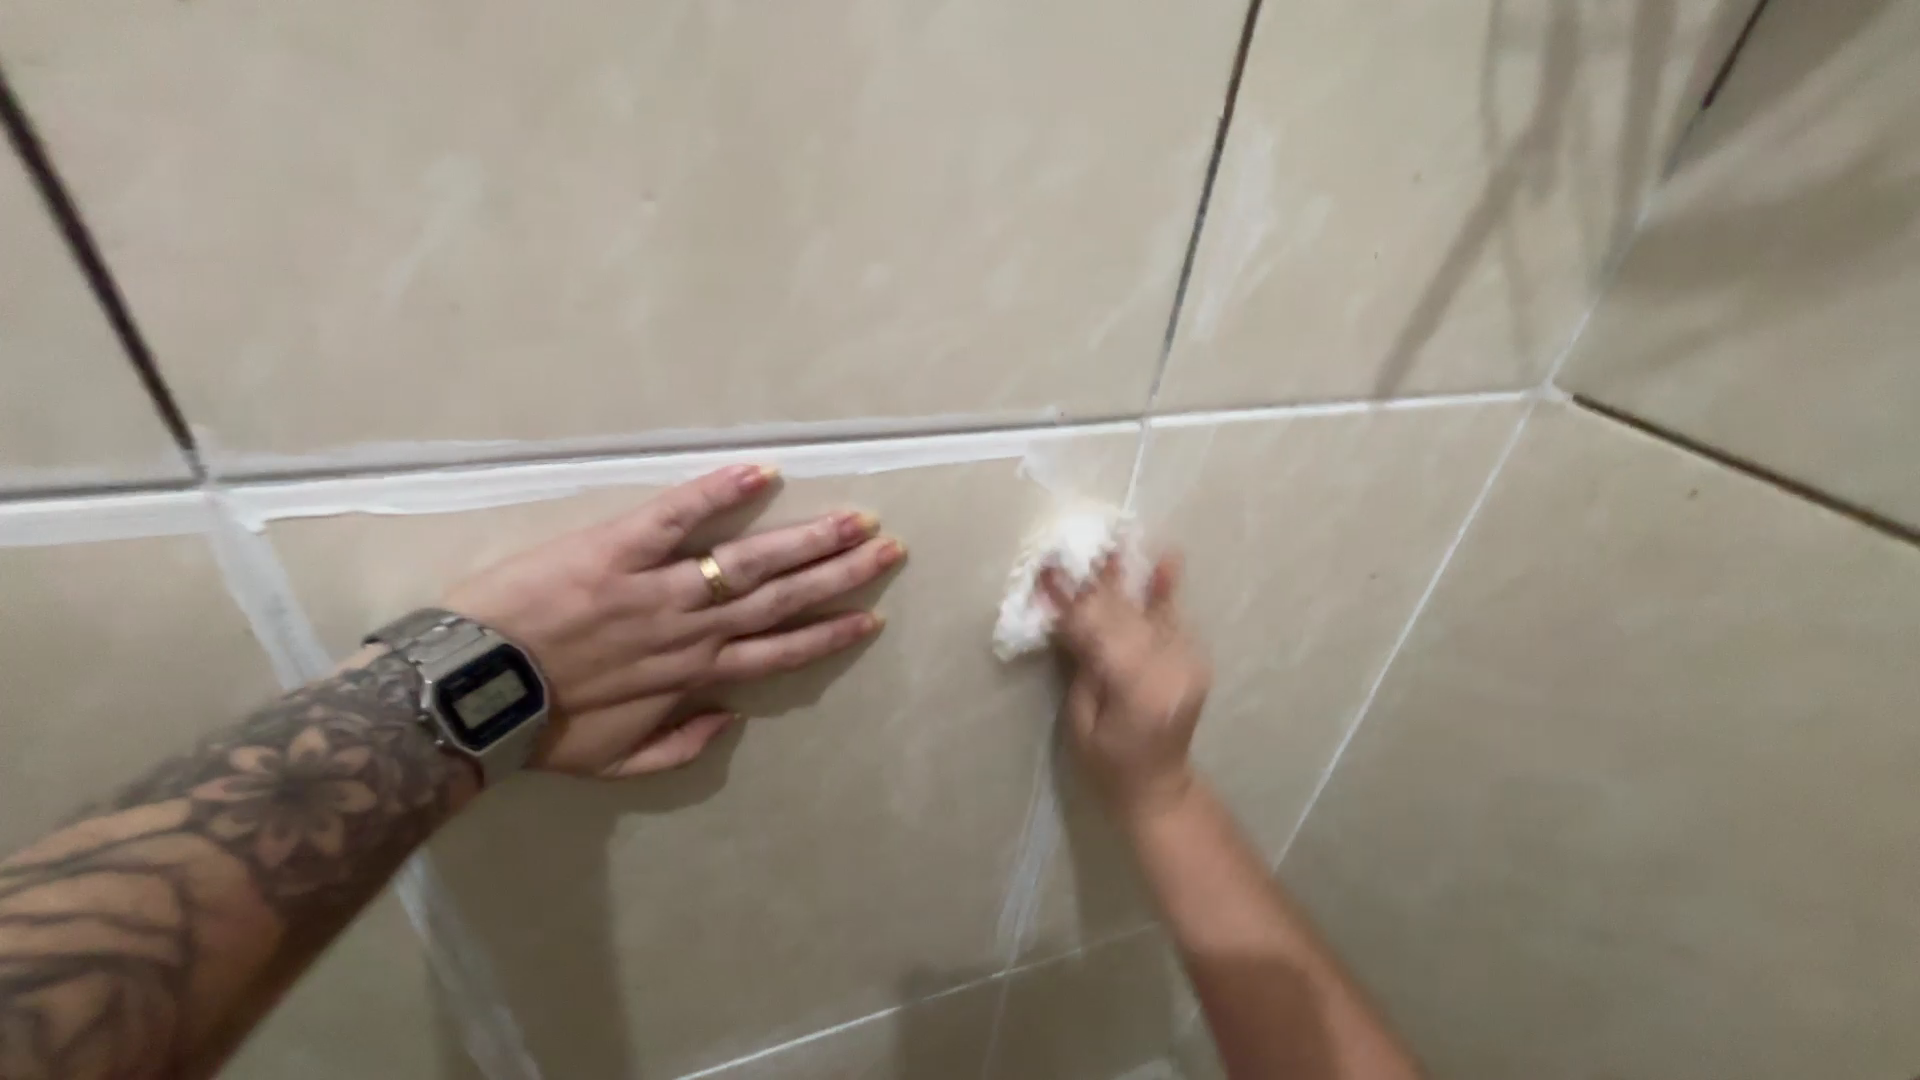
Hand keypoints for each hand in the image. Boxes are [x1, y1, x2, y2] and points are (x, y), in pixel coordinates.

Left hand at [443, 464, 902, 778]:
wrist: (469, 693)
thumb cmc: (545, 727)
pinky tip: (762, 472)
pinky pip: (677, 516)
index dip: (830, 635)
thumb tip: (732, 720)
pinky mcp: (619, 548)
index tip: (870, 619)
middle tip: (888, 550)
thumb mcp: (615, 762)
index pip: (780, 653)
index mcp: (696, 675)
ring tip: (855, 519)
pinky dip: (718, 493)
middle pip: (783, 599)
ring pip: (749, 560)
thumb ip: (679, 747)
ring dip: (808, 539)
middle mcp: (694, 628)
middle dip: (841, 575)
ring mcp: (660, 586)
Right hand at [1042, 554, 1210, 819]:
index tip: (1048, 573)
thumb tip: (1064, 614)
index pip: (1099, 633)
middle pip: (1124, 617)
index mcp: (1139, 691)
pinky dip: (1166, 591)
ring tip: (1112, 543)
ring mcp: (1187, 662)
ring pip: (1147, 613)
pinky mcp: (1192, 658)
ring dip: (1126, 580)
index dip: (1072, 603)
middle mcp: (1170, 671)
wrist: (1159, 785)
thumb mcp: (1081, 720)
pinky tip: (1167, 559)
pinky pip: (1174, 619)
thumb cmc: (1107, 763)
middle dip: (1092, 587)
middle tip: (1067, 555)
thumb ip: (1080, 664)